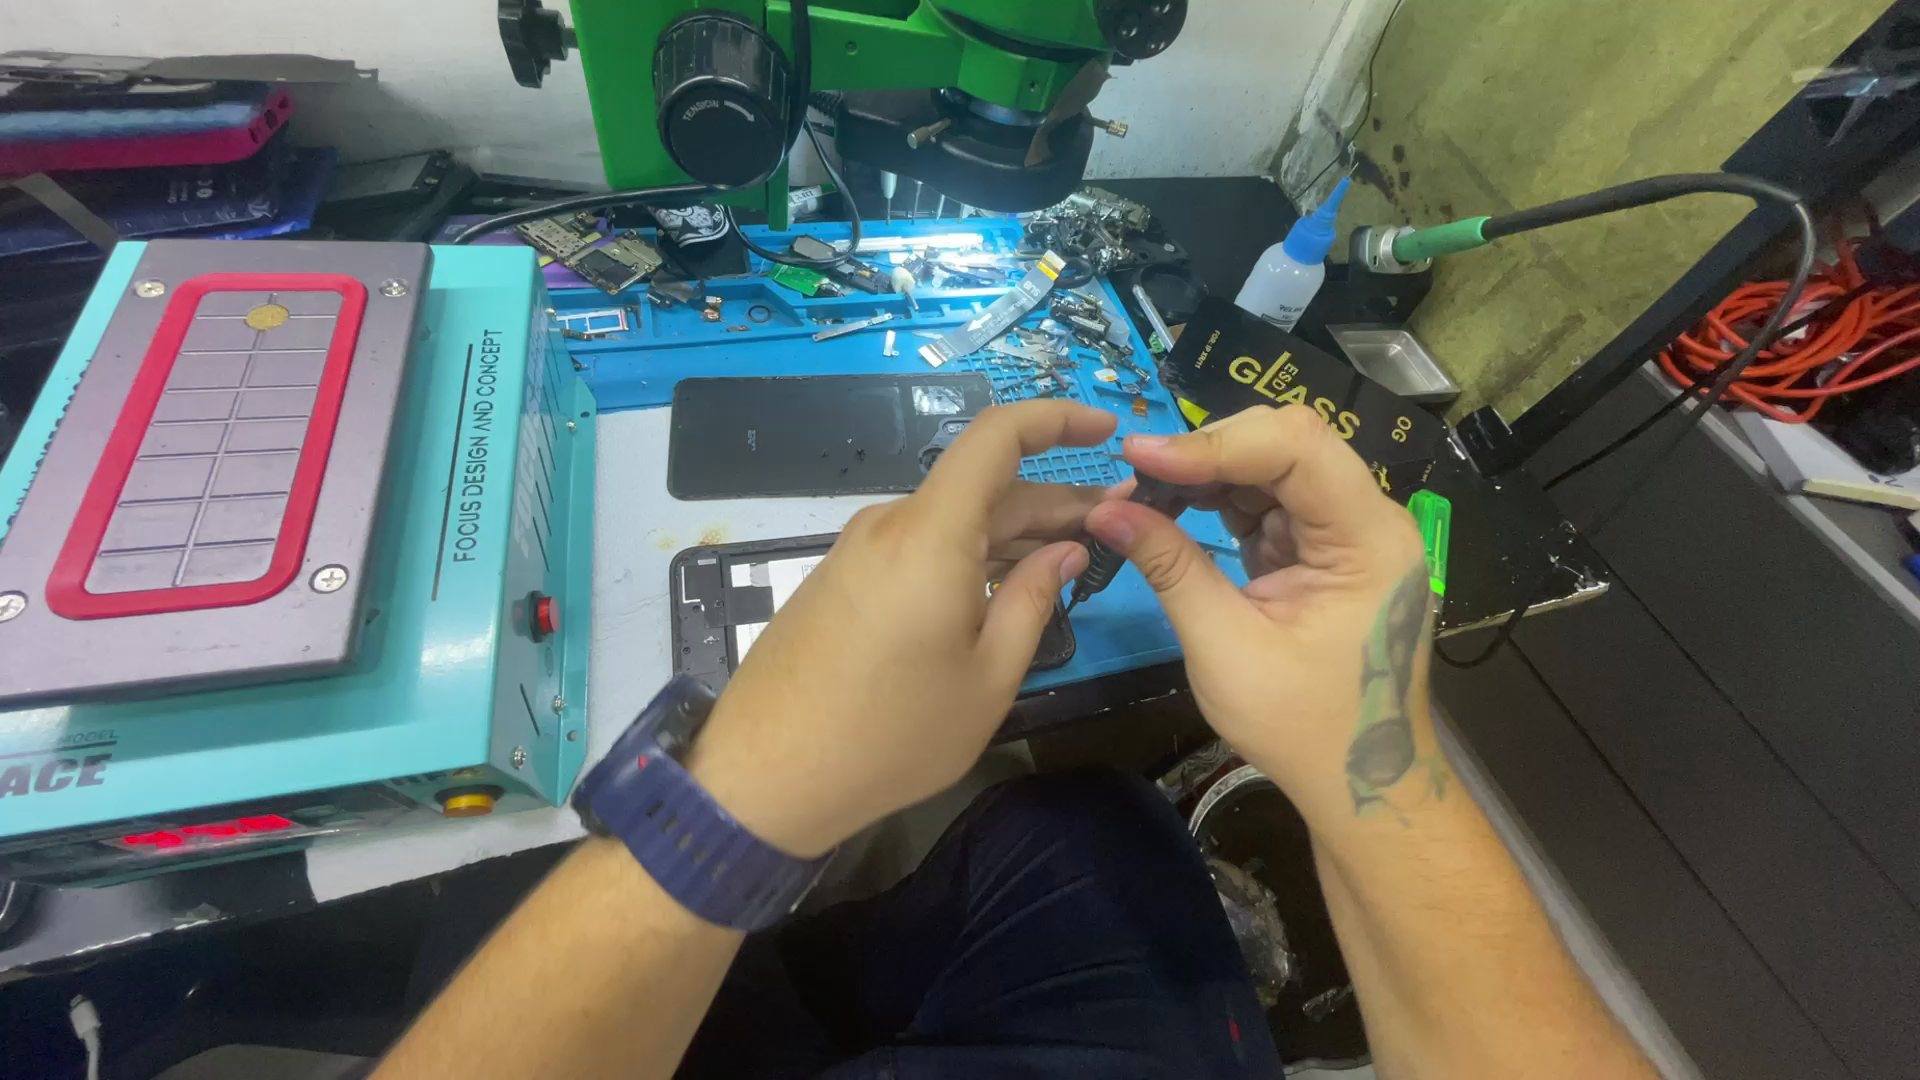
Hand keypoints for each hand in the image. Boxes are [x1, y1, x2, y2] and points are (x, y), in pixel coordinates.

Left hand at [682, 401, 1117, 855]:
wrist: (765, 777)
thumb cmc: (891, 735)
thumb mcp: (987, 678)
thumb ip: (1032, 601)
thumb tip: (1065, 551)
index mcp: (931, 534)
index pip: (998, 436)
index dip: (1056, 419)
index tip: (1105, 431)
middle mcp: (892, 524)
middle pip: (983, 487)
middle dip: (1052, 501)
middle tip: (1111, 524)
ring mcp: (859, 550)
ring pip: (952, 520)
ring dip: (1011, 532)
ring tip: (1068, 555)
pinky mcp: (842, 578)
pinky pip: (918, 548)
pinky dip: (968, 554)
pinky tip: (999, 584)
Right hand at [1084, 405, 1442, 822]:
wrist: (1359, 782)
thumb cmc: (1302, 727)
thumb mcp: (1225, 646)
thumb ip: (1168, 567)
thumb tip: (1105, 511)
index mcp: (1367, 540)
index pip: (1297, 448)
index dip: (1214, 443)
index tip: (1141, 456)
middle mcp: (1368, 520)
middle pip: (1289, 444)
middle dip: (1209, 451)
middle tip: (1139, 472)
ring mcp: (1347, 533)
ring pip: (1274, 466)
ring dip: (1208, 472)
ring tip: (1149, 490)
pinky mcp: (1322, 549)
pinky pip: (1268, 501)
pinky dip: (1219, 500)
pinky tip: (1179, 509)